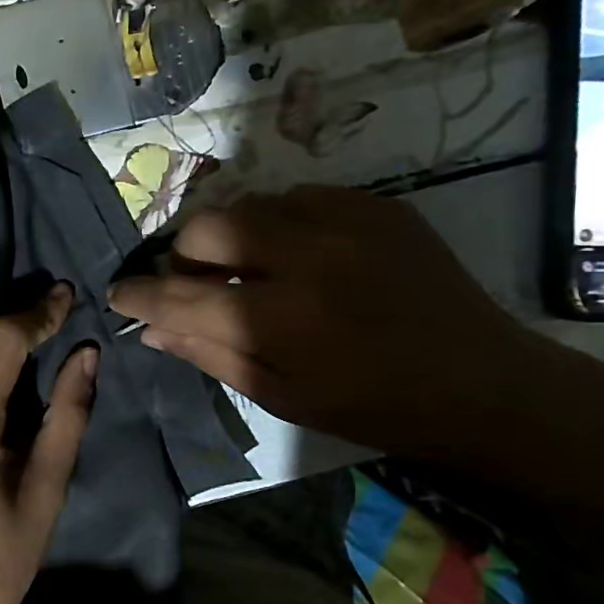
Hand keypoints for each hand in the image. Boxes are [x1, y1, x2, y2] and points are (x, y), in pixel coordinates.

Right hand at [109, 186, 603, 477]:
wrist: (485, 380)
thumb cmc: (377, 406)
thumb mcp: (285, 397)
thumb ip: (211, 355)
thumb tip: (152, 328)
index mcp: (282, 322)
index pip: (181, 298)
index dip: (140, 295)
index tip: (119, 293)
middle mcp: (308, 258)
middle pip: (208, 227)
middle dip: (185, 255)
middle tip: (196, 283)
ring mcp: (346, 222)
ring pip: (250, 205)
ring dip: (234, 238)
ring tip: (253, 270)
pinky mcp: (376, 204)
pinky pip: (299, 197)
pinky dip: (283, 223)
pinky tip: (302, 254)